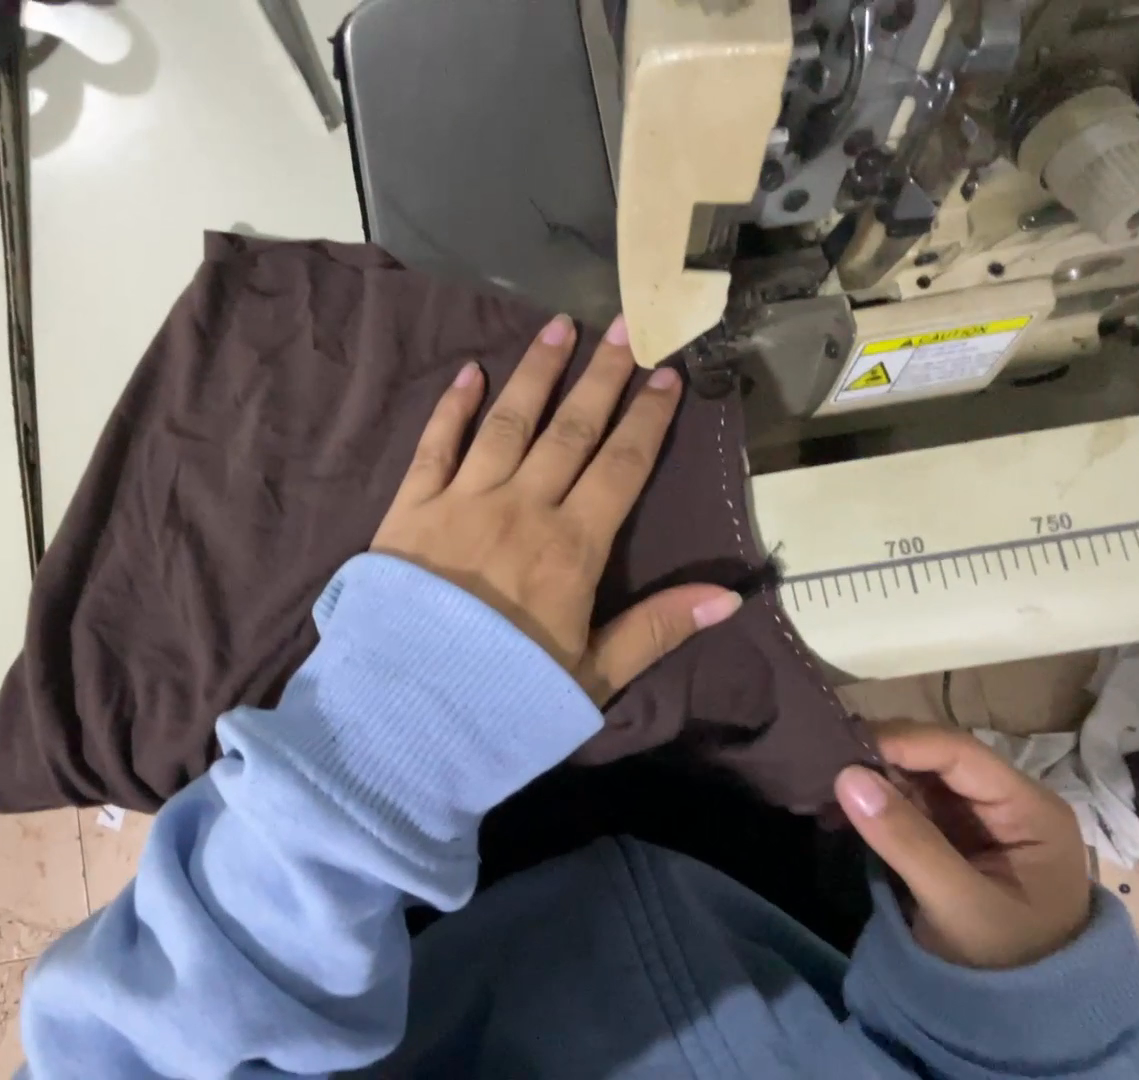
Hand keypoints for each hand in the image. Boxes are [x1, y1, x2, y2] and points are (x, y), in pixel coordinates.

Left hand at [371, 313, 741, 702]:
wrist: (409, 708)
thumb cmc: (505, 694)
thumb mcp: (593, 676)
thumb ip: (657, 630)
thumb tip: (729, 596)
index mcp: (571, 547)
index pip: (621, 466)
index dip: (647, 418)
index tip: (666, 373)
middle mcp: (521, 508)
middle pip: (570, 430)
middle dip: (601, 376)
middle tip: (623, 326)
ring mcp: (462, 501)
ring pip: (507, 423)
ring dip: (536, 373)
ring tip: (558, 326)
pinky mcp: (412, 507)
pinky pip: (435, 445)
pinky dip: (452, 407)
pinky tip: (469, 371)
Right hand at [836, 721, 1091, 968]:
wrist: (1025, 1017)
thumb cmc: (1007, 959)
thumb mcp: (958, 905)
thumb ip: (906, 840)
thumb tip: (845, 775)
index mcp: (1029, 808)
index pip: (957, 751)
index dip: (900, 742)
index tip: (841, 749)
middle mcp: (1003, 798)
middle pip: (932, 755)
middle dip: (877, 757)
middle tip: (823, 768)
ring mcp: (974, 813)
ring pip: (911, 772)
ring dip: (867, 777)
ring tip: (822, 789)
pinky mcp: (947, 829)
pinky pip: (902, 797)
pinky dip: (868, 798)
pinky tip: (836, 809)